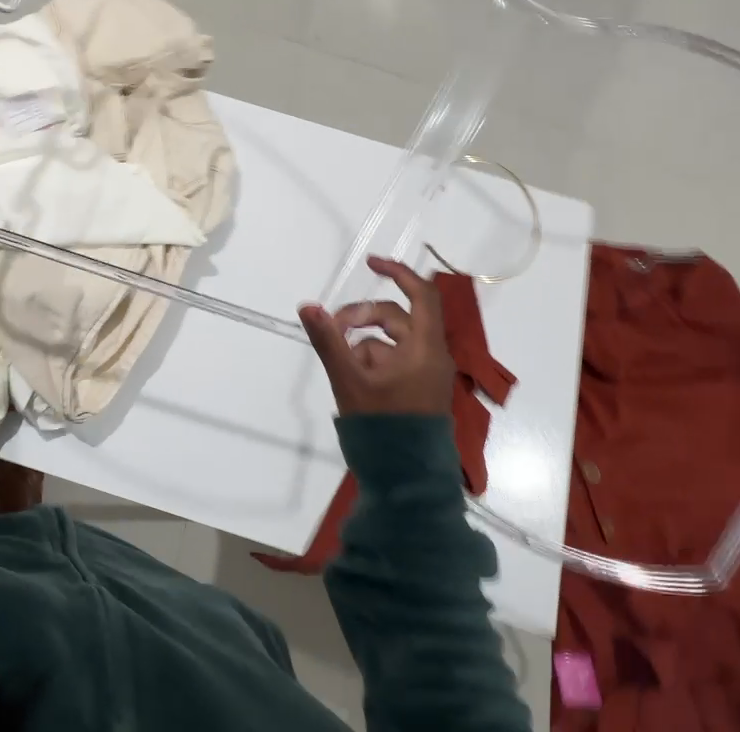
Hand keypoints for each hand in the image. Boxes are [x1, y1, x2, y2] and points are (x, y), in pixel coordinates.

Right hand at [300, 256, 454, 416]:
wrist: (406, 476)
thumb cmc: (381, 424)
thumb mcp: (349, 379)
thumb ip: (328, 340)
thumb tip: (308, 305)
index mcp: (424, 348)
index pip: (420, 295)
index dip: (397, 273)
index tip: (370, 263)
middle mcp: (431, 355)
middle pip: (396, 317)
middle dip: (362, 316)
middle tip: (333, 329)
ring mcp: (426, 373)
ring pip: (391, 340)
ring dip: (363, 342)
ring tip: (342, 363)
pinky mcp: (418, 388)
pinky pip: (394, 359)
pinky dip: (372, 359)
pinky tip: (353, 378)